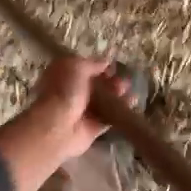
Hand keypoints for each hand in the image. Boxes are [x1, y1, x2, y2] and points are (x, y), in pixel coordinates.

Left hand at [0, 57, 127, 190]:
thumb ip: (91, 64)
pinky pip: (109, 116)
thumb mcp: (75, 67)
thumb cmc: (63, 91)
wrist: (58, 126)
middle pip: (95, 85)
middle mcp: (70, 93)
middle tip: (122, 81)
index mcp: (61, 76)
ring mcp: (81, 111)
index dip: (98, 67)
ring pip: (103, 101)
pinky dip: (121, 109)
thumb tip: (105, 62)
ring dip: (117, 94)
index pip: (82, 69)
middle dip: (110, 81)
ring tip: (127, 90)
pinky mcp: (92, 127)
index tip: (113, 67)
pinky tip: (132, 102)